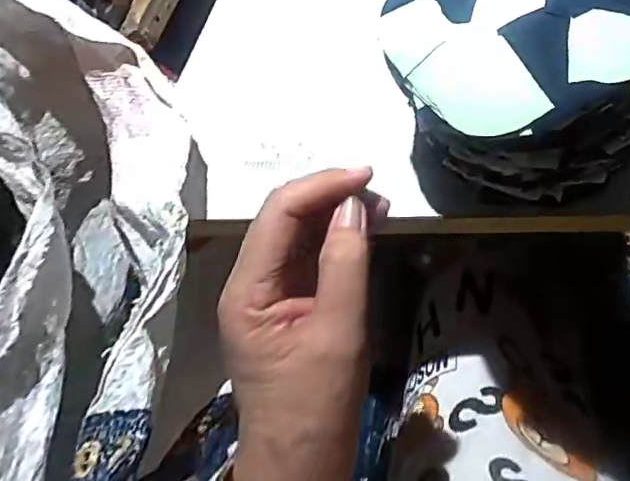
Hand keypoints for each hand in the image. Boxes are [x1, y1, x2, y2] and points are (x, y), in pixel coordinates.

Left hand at [219, 167, 386, 480]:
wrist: (303, 459)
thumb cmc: (316, 403)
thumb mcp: (338, 331)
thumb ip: (346, 263)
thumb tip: (355, 204)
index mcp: (248, 291)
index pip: (279, 213)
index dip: (322, 185)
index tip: (367, 176)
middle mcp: (251, 282)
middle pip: (286, 214)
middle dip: (331, 194)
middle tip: (378, 191)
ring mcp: (269, 289)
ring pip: (300, 227)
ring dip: (338, 209)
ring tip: (381, 207)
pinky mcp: (290, 297)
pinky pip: (312, 249)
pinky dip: (341, 231)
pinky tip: (369, 226)